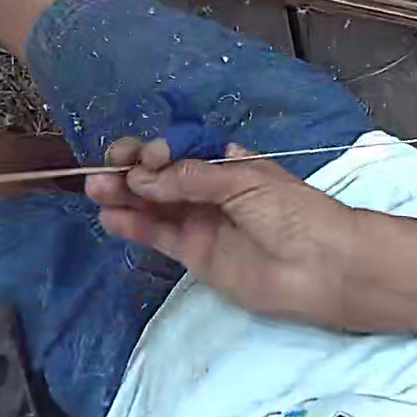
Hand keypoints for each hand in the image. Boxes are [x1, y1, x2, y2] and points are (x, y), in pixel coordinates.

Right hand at [86, 138, 369, 328]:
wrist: (321, 266)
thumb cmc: (290, 211)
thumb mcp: (244, 182)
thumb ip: (191, 178)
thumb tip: (142, 176)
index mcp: (225, 163)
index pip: (179, 150)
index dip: (156, 150)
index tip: (145, 155)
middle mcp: (208, 189)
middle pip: (160, 176)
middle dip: (131, 170)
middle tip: (104, 171)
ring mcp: (200, 221)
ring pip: (153, 205)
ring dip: (124, 196)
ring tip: (95, 189)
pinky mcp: (195, 254)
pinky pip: (158, 236)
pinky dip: (133, 226)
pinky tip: (110, 217)